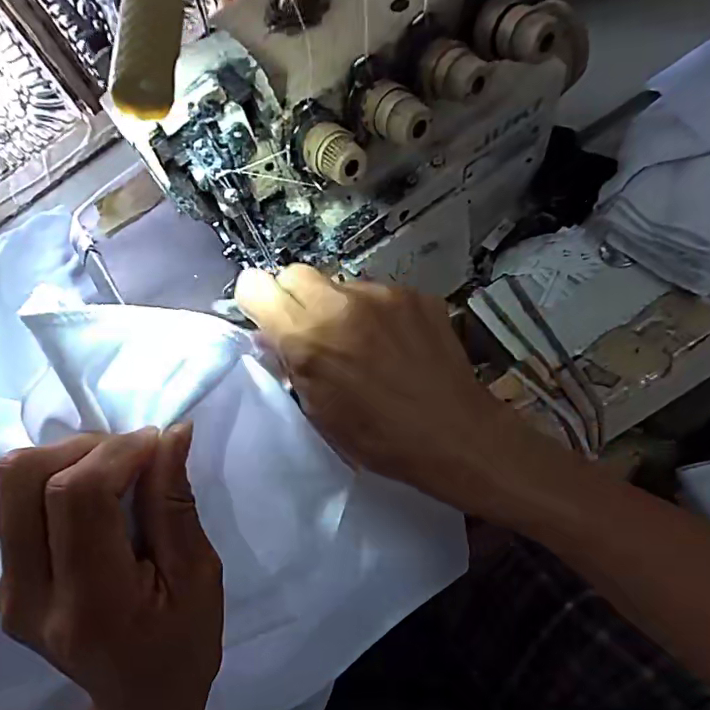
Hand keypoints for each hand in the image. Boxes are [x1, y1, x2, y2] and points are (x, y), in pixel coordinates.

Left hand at [0, 426, 223, 709]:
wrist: (138, 708)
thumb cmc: (182, 648)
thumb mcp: (199, 578)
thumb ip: (175, 504)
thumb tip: (170, 434)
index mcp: (90, 604)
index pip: (76, 495)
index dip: (116, 452)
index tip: (158, 445)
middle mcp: (30, 597)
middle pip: (23, 477)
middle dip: (83, 447)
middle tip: (133, 458)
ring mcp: (8, 592)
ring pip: (12, 482)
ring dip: (67, 458)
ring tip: (116, 475)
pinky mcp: (3, 583)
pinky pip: (18, 504)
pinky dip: (58, 480)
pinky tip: (97, 499)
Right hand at [234, 264, 564, 524]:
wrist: (454, 434)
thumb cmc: (377, 437)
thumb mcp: (316, 409)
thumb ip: (290, 362)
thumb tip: (275, 336)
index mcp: (308, 338)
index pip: (255, 285)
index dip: (256, 302)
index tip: (267, 320)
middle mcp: (340, 304)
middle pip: (294, 272)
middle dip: (293, 297)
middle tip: (309, 330)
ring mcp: (382, 294)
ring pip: (337, 281)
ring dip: (336, 305)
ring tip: (359, 342)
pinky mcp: (415, 294)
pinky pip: (376, 291)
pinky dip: (374, 311)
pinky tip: (392, 343)